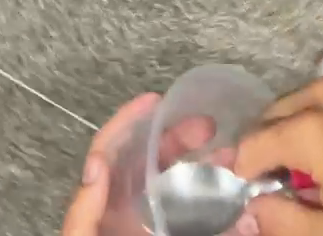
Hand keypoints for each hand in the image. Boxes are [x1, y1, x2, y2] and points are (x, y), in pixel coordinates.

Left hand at [63, 92, 255, 235]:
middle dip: (178, 140)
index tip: (158, 100)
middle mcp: (124, 213)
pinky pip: (192, 222)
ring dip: (201, 171)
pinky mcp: (168, 233)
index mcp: (100, 208)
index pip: (110, 151)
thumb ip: (84, 213)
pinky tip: (238, 209)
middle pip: (149, 164)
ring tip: (230, 161)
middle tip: (211, 129)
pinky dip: (213, 212)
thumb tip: (97, 162)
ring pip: (176, 190)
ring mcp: (149, 228)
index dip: (130, 121)